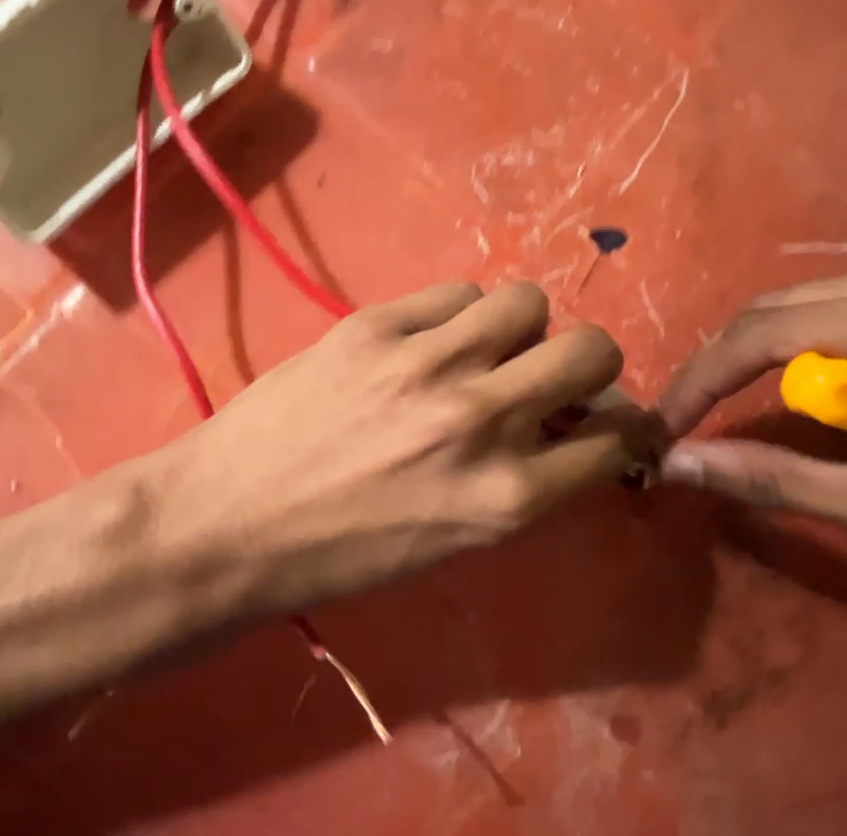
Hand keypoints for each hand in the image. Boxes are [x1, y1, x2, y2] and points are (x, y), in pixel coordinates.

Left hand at [146, 281, 663, 619]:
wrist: (228, 521)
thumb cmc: (338, 554)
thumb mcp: (449, 540)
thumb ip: (517, 483)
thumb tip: (561, 430)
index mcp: (505, 496)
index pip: (611, 441)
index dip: (618, 431)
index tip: (602, 425)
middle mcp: (481, 420)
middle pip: (592, 350)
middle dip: (589, 365)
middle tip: (551, 376)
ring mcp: (425, 363)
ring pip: (525, 301)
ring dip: (519, 329)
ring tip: (481, 350)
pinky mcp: (373, 325)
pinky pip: (453, 292)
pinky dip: (456, 315)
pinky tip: (425, 341)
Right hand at [655, 256, 846, 666]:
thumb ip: (774, 477)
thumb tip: (675, 465)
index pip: (765, 329)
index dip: (701, 377)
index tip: (663, 426)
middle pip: (783, 303)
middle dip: (728, 363)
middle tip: (694, 420)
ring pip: (814, 299)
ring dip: (769, 353)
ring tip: (745, 407)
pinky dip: (816, 343)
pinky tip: (817, 384)